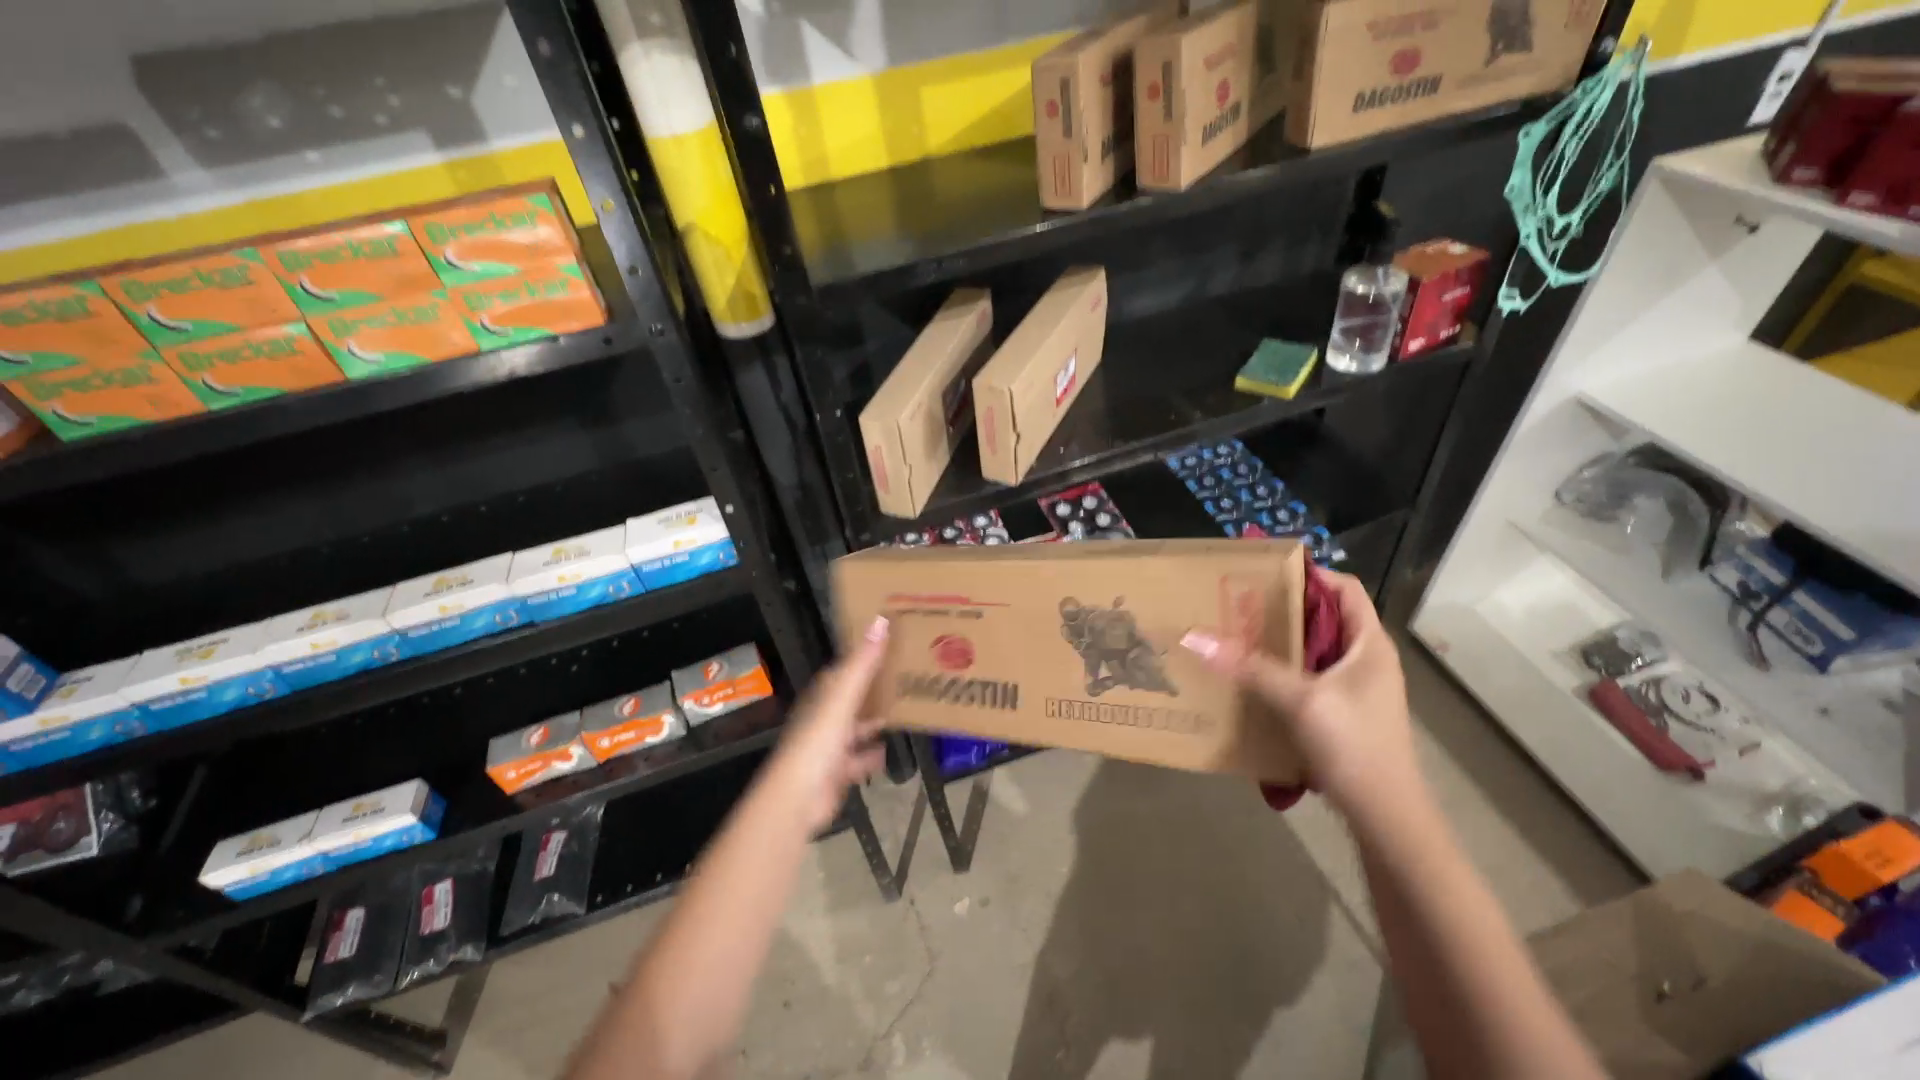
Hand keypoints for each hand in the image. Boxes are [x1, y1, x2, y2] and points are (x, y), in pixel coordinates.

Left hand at [767, 616, 889, 831]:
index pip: (841, 671)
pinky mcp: (836, 771)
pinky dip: (871, 755)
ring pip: (855, 728)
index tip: (887, 646)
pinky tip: (888, 751)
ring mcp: (829, 746)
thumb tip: (880, 620)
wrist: (799, 796)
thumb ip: (862, 663)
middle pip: (850, 699)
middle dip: (872, 690)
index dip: (861, 658)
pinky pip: (858, 759)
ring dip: (873, 721)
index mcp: (822, 697)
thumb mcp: (843, 697)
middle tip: (904, 678)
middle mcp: (823, 718)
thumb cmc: (819, 742)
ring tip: (902, 711)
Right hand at [1180, 571, 1424, 824]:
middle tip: (1237, 606)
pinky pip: (1310, 682)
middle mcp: (1367, 661)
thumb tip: (1195, 636)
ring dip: (1280, 646)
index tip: (1263, 573)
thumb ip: (1250, 667)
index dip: (1310, 574)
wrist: (1386, 815)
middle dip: (1283, 611)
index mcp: (1370, 644)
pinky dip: (1283, 677)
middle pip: (1325, 619)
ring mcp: (1358, 691)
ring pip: (1315, 653)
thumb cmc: (1354, 745)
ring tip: (1236, 640)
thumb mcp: (1300, 700)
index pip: (1345, 588)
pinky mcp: (1345, 717)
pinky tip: (1252, 686)